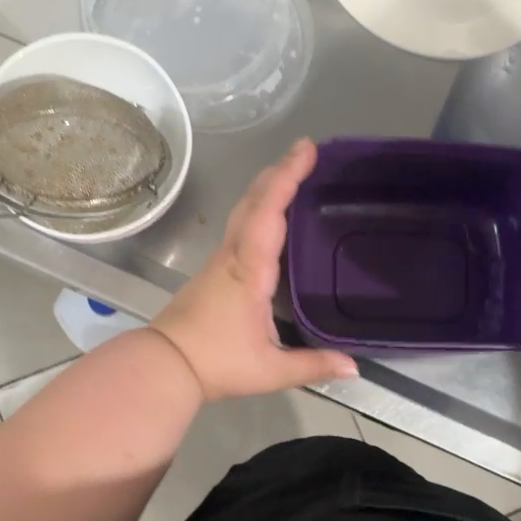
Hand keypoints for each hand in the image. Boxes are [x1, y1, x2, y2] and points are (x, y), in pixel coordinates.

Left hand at [152, 139, 357, 401]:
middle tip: (305, 152)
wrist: (165, 366)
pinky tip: (271, 219)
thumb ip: (313, 365)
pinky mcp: (214, 273)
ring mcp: (220, 262)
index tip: (306, 149)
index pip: (270, 212)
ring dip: (266, 189)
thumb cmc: (217, 364)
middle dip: (279, 172)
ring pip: (243, 212)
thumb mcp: (271, 371)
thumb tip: (355, 370)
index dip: (288, 177)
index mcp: (249, 270)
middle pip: (253, 201)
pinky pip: (241, 229)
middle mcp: (233, 256)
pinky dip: (259, 210)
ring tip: (290, 175)